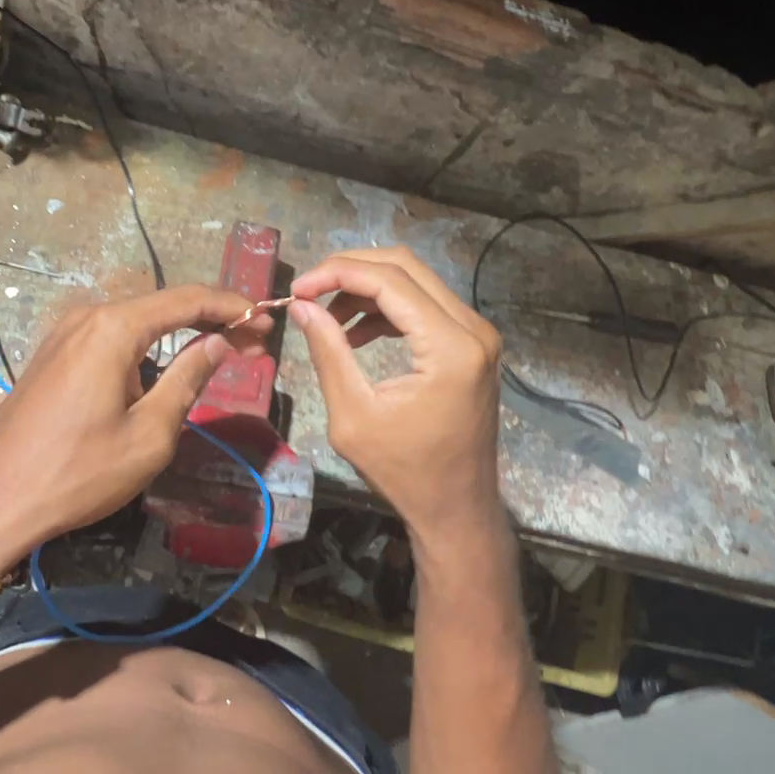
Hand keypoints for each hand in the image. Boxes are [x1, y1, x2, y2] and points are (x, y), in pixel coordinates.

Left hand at [0, 284, 267, 575]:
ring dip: (179, 333)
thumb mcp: (148, 434)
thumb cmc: (77, 473)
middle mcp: (88, 317)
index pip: (187, 299)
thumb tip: (220, 343)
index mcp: (113, 328)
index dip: (232, 307)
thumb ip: (188, 380)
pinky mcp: (53, 355)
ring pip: (137, 321)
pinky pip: (111, 338)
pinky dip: (147, 346)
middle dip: (210, 319)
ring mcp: (65, 334)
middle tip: (252, 342)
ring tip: (218, 353)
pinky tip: (167, 367)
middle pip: (162, 305)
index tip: (266, 320)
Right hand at [289, 248, 505, 543]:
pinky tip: (355, 333)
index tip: (297, 290)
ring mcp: (477, 335)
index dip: (337, 273)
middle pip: (406, 266)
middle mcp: (472, 328)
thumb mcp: (353, 415)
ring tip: (325, 315)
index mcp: (449, 347)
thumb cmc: (404, 471)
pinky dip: (387, 308)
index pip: (390, 280)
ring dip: (366, 288)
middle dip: (350, 269)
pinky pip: (424, 305)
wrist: (457, 509)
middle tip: (309, 291)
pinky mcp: (471, 344)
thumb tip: (302, 306)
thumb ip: (329, 352)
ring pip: (415, 281)